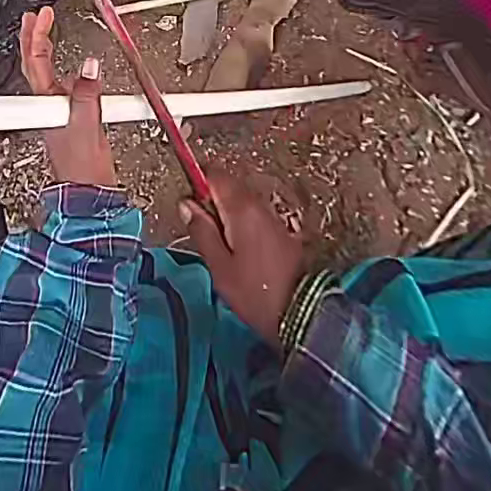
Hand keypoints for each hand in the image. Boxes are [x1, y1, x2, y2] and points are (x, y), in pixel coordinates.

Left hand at [19, 6, 116, 186]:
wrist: (89, 191)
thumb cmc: (82, 166)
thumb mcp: (87, 126)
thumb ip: (88, 95)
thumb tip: (89, 66)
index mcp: (46, 103)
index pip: (35, 61)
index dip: (34, 35)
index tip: (40, 15)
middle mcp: (49, 102)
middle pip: (35, 62)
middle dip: (34, 36)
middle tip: (37, 15)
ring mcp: (59, 107)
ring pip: (46, 71)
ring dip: (45, 48)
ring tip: (46, 29)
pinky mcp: (74, 114)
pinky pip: (66, 83)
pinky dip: (66, 67)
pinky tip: (73, 62)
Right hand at [179, 172, 303, 343]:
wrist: (303, 314)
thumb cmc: (255, 293)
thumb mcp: (220, 266)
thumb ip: (202, 230)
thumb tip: (186, 204)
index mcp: (241, 209)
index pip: (215, 175)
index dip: (197, 183)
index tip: (189, 205)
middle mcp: (259, 205)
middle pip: (229, 186)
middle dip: (211, 201)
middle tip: (203, 232)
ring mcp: (273, 216)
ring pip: (241, 201)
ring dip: (226, 214)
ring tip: (221, 247)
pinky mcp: (282, 230)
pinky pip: (254, 215)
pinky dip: (242, 224)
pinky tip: (240, 251)